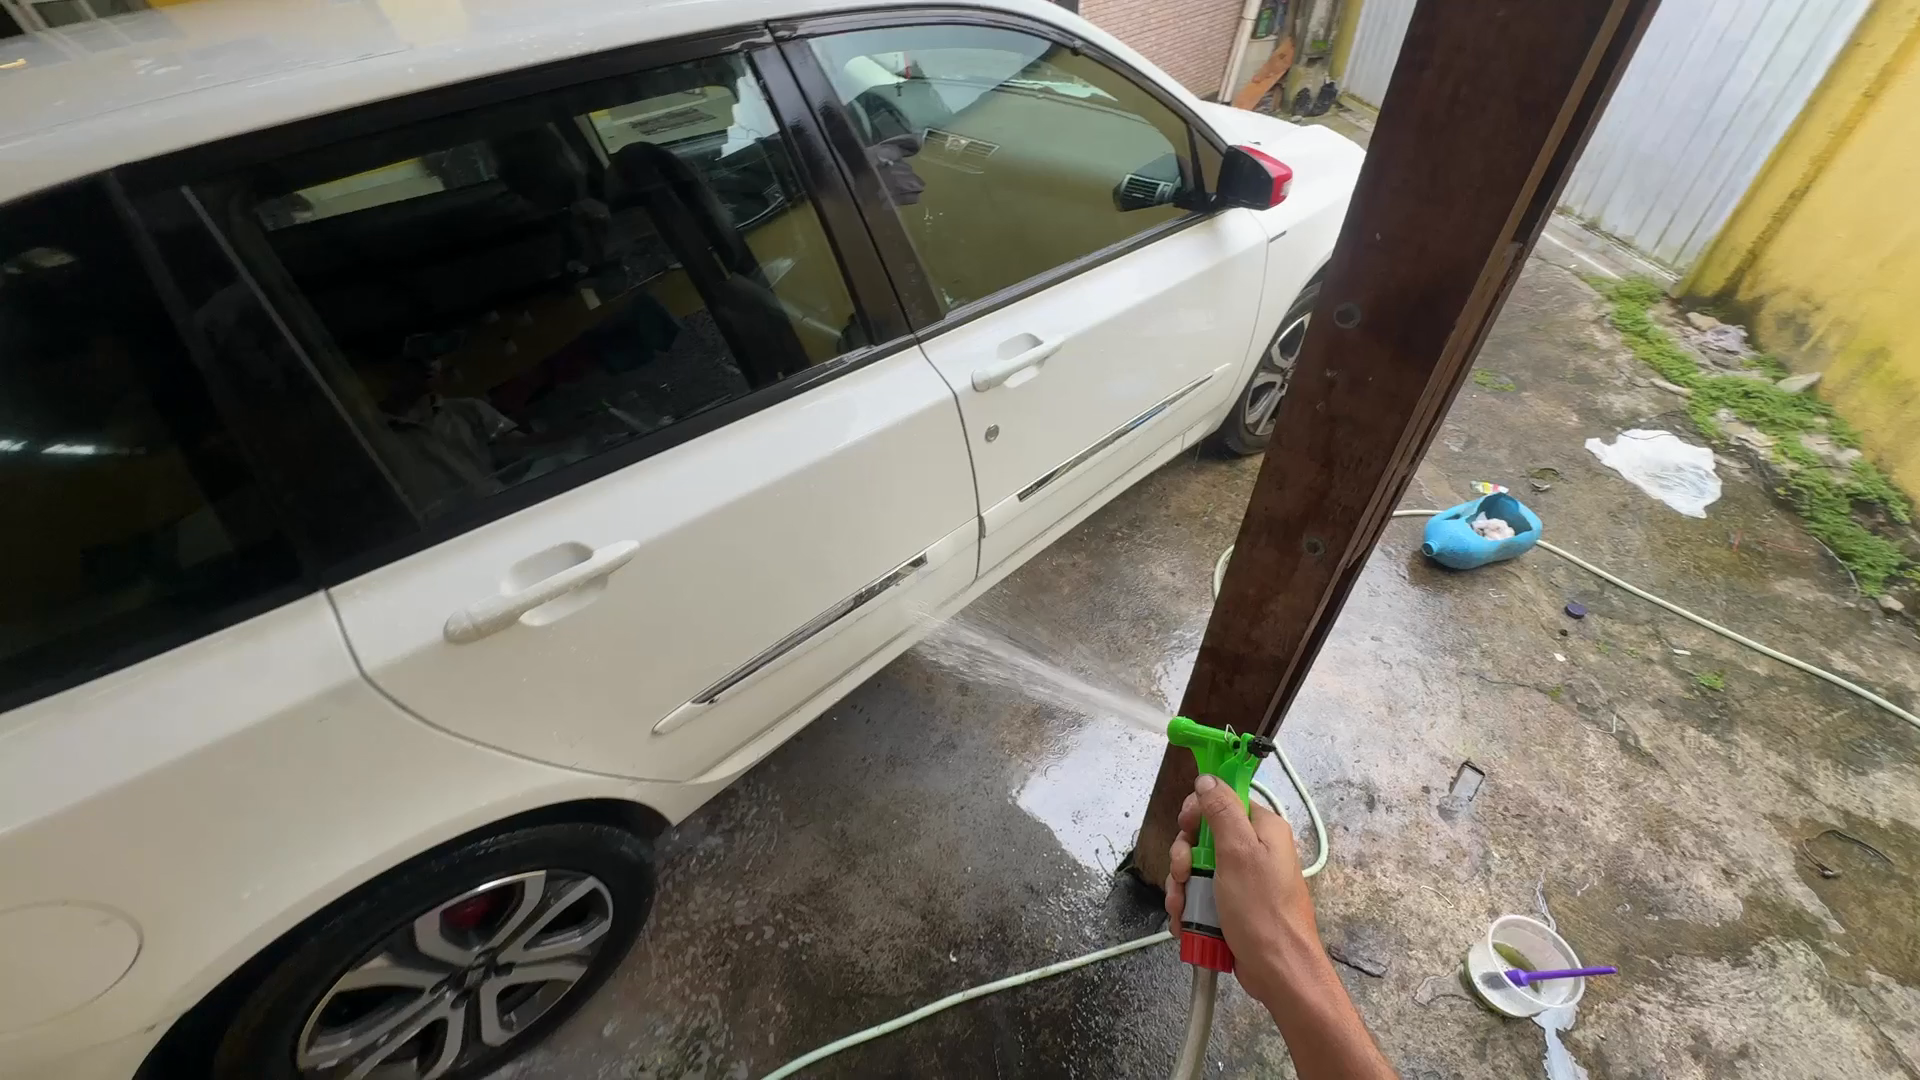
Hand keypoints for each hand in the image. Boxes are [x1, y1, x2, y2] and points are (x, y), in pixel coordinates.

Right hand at [1164, 773, 1319, 1010]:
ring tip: (1182, 906)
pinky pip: (1199, 892)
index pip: (1223, 799)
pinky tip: (1184, 919)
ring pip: (1195, 866)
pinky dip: (1187, 904)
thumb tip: (1207, 778)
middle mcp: (1254, 849)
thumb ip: (1221, 810)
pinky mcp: (1231, 904)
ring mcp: (1242, 878)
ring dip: (1181, 884)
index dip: (1198, 810)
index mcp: (1263, 829)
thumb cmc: (1262, 909)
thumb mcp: (1239, 853)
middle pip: (1203, 834)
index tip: (1186, 827)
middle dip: (1184, 856)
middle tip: (1183, 873)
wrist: (1280, 974)